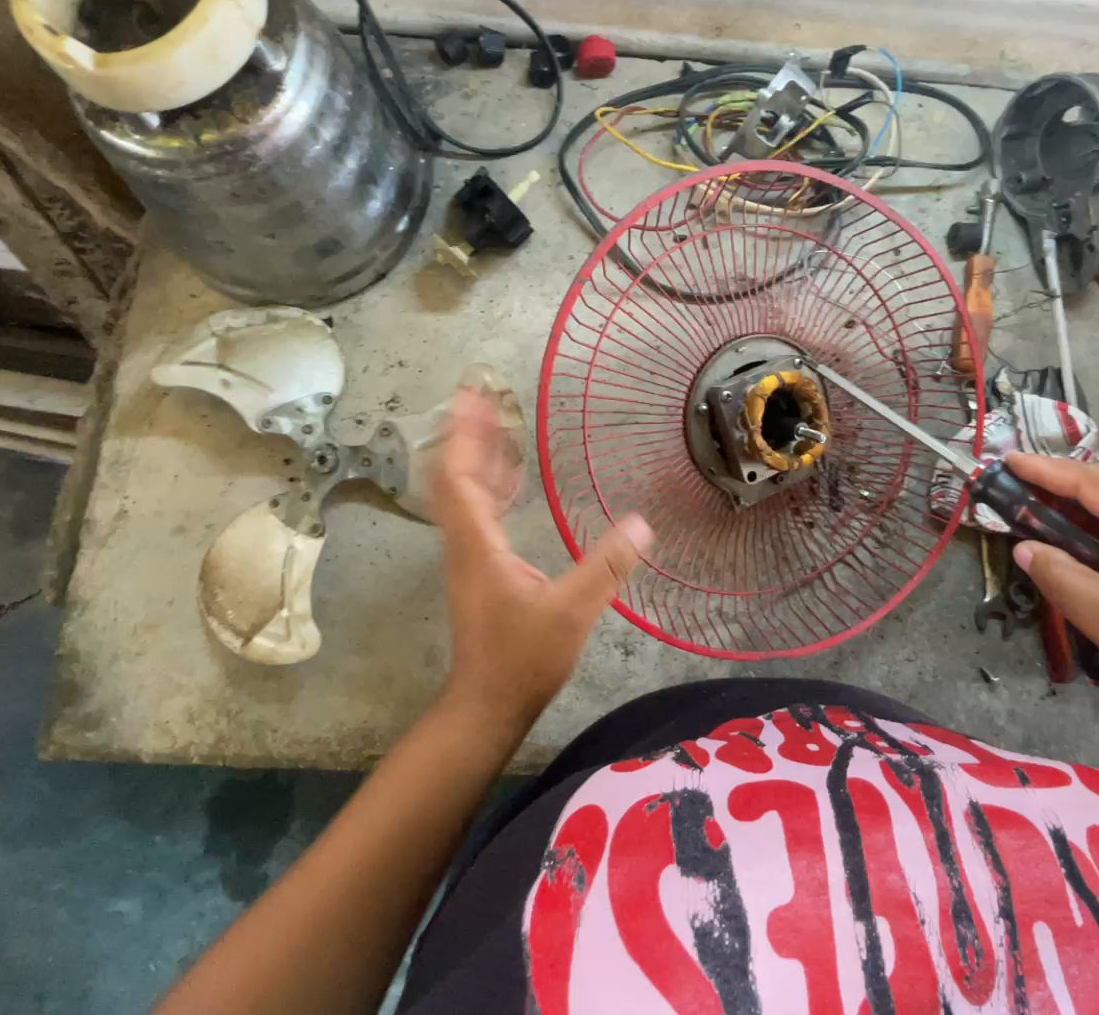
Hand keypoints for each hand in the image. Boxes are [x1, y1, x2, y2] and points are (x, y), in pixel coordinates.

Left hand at [431, 387, 652, 724]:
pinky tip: (511, 482)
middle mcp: (465, 543)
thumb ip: (606, 567)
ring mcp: (469, 558)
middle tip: (487, 397)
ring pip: (464, 495)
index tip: (473, 394)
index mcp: (478, 544)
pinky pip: (477, 515)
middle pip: (456, 476)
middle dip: (469, 434)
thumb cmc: (522, 658)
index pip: (460, 474)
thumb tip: (643, 524)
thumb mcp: (571, 612)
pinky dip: (489, 489)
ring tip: (500, 426)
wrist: (487, 703)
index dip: (465, 433)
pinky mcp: (478, 572)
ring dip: (478, 459)